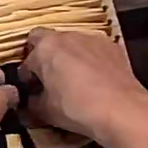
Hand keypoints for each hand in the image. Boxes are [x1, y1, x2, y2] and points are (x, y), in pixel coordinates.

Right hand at [19, 28, 147, 140]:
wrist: (121, 110)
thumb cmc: (75, 107)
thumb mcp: (44, 111)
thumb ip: (33, 102)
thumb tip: (32, 101)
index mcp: (44, 48)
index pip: (26, 59)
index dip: (27, 75)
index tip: (32, 89)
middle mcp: (67, 36)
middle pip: (48, 43)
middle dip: (46, 59)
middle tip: (49, 81)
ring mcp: (92, 39)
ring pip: (72, 45)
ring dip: (68, 58)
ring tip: (74, 81)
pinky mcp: (112, 47)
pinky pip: (93, 51)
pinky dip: (89, 61)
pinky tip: (94, 81)